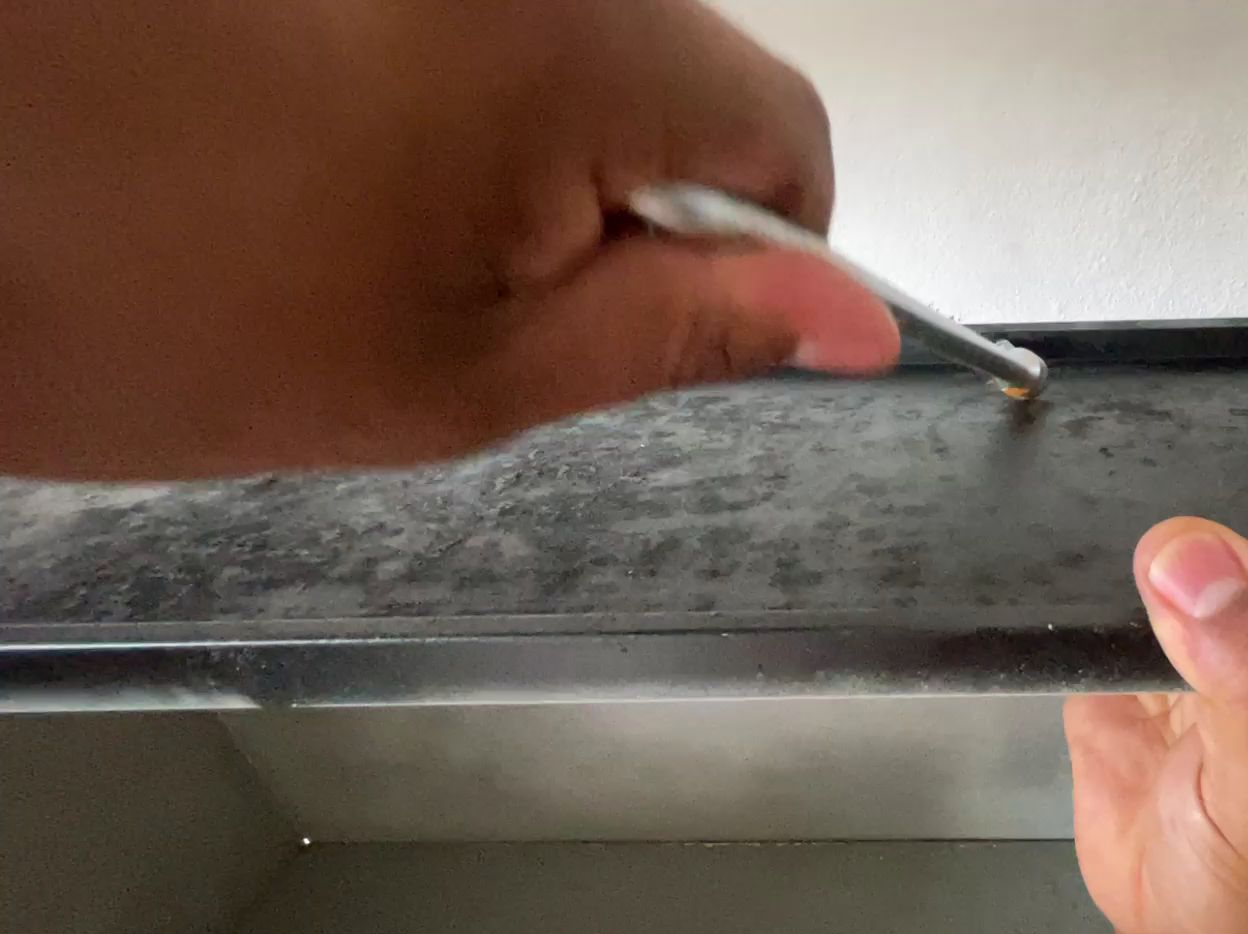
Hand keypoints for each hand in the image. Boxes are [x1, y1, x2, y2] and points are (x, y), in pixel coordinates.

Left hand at [0, 0, 898, 478]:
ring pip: (605, 40)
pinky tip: (362, 133)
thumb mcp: (488, 372)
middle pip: (700, 73)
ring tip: (418, 206)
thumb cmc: (177, 319)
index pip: (789, 130)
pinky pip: (512, 9)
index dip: (776, 238)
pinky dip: (485, 87)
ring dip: (568, 146)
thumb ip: (696, 329)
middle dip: (657, 194)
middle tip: (520, 273)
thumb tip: (859, 324)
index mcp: (561, 47)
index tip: (684, 296)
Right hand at [1066, 517, 1247, 933]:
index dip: (1218, 546)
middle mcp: (1246, 637)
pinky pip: (1081, 621)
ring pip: (1132, 576)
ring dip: (1095, 561)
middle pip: (1195, 553)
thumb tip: (1185, 558)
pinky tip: (1033, 581)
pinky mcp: (1106, 675)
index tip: (1164, 552)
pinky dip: (1058, 605)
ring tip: (1060, 540)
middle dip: (1148, 545)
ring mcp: (1171, 653)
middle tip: (1100, 537)